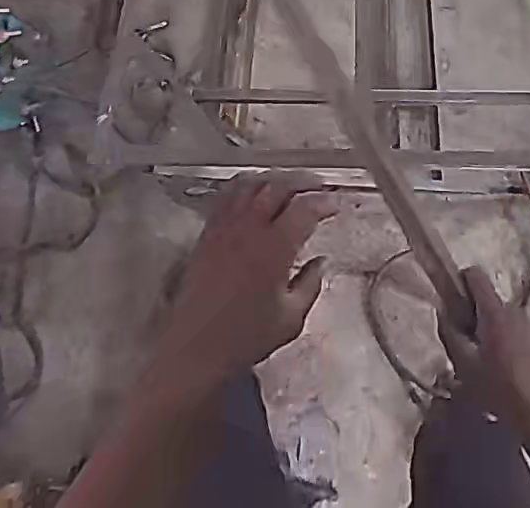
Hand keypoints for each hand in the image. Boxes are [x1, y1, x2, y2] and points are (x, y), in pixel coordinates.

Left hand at [152, 172, 338, 385]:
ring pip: (253, 184)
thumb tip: (322, 262)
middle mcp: (251, 228)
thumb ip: (311, 284)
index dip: (324, 202)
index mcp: (276, 247)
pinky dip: (245, 185)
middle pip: (280, 186)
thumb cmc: (245, 338)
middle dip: (304, 183)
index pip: (306, 208)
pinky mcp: (208, 233)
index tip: (335, 204)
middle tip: (318, 188)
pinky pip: (227, 195)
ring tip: (289, 184)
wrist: (194, 350)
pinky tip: (252, 190)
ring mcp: (226, 227)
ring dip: (275, 179)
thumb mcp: (291, 318)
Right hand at [438, 266, 529, 431]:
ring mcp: (528, 322)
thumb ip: (450, 332)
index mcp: (495, 311)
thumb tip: (442, 310)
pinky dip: (503, 335)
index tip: (452, 301)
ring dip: (488, 325)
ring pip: (500, 313)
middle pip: (487, 298)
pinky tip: (500, 363)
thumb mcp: (464, 363)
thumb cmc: (497, 388)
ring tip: (482, 356)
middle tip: (465, 339)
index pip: (476, 275)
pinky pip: (513, 325)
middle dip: (473, 312)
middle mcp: (514, 309)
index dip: (461, 281)